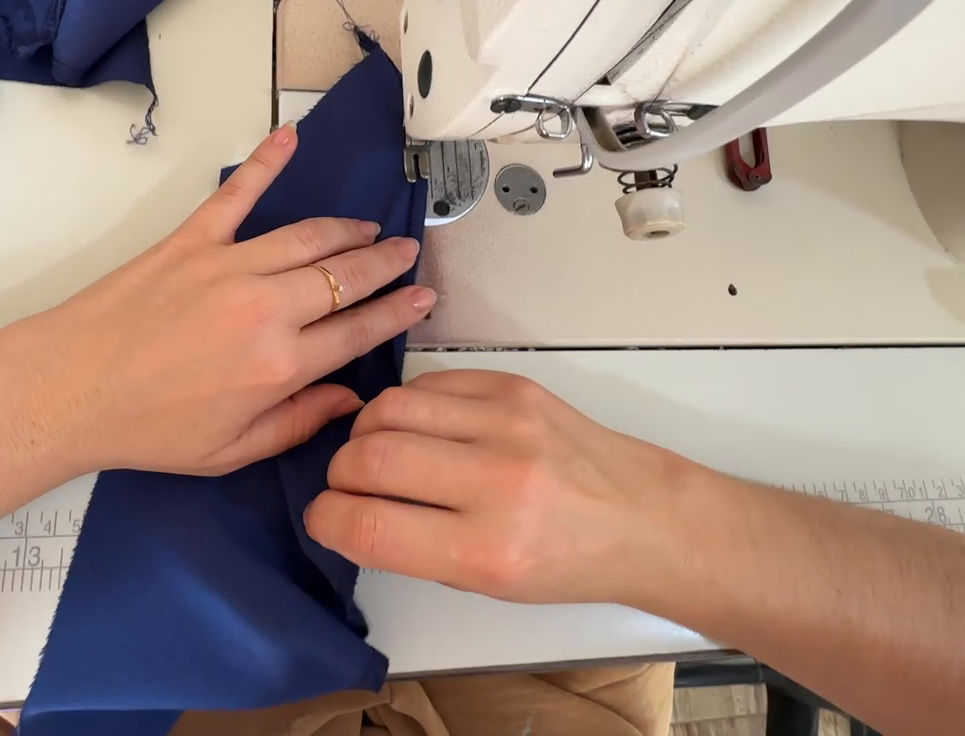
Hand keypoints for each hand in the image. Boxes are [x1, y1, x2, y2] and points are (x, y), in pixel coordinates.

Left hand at [0, 124, 434, 479]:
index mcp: (280, 366)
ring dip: (346, 230)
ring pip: (309, 237)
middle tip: (408, 252)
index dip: (397, 313)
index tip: (424, 298)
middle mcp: (267, 309)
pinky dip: (267, 163)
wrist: (67, 390)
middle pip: (345, 278)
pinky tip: (290, 138)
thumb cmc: (148, 430)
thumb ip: (299, 423)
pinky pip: (239, 195)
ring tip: (368, 228)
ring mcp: (230, 266)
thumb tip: (353, 398)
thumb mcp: (230, 452)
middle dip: (386, 264)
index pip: (358, 332)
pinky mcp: (194, 240)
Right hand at [304, 369, 700, 606]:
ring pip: (388, 407)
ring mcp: (504, 420)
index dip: (327, 519)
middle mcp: (495, 479)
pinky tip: (417, 427)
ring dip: (364, 432)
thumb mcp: (488, 582)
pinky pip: (425, 383)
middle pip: (370, 457)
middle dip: (339, 473)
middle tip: (347, 483)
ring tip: (376, 449)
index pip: (370, 526)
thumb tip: (351, 508)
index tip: (323, 517)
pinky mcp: (510, 383)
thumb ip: (414, 546)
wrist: (641, 514)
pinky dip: (404, 407)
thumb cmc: (565, 562)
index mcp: (488, 550)